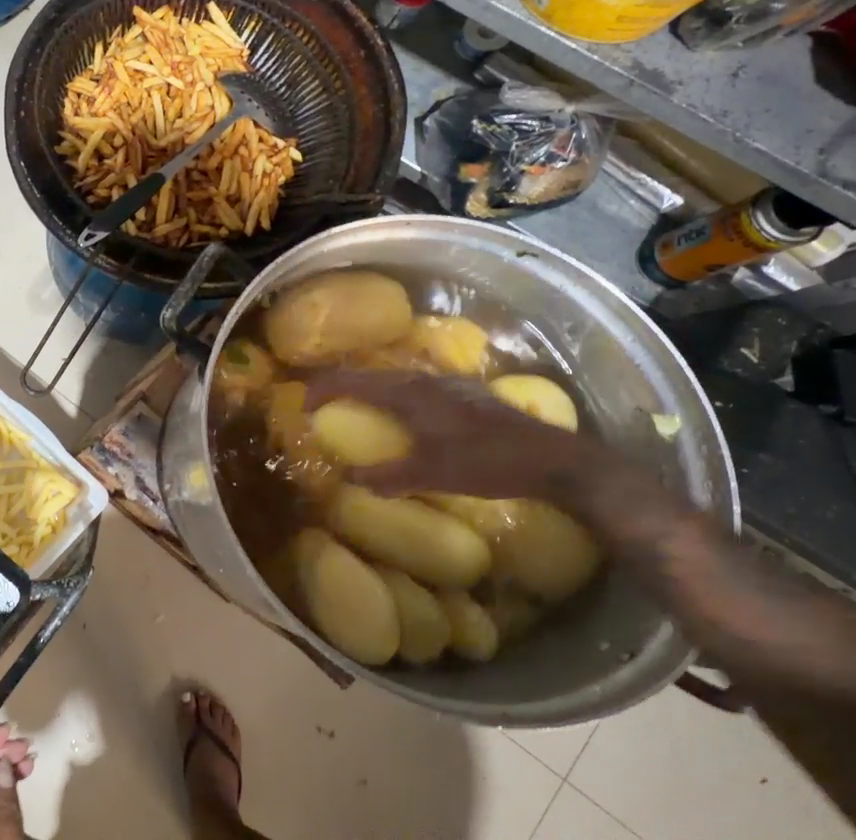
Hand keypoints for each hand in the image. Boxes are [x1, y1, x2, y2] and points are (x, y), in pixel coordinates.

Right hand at [300, 369, 605, 506]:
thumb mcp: (429, 475)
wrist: (552, 459)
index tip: (303, 405)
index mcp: (407, 394)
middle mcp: (423, 380)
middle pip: (370, 375)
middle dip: (341, 386)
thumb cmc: (485, 464)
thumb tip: (349, 479)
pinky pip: (415, 386)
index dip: (322, 389)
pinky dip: (394, 395)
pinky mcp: (465, 393)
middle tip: (322, 406)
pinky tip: (403, 415)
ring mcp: (447, 384)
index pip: (351, 381)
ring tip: (356, 408)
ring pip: (394, 378)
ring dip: (369, 389)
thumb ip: (386, 477)